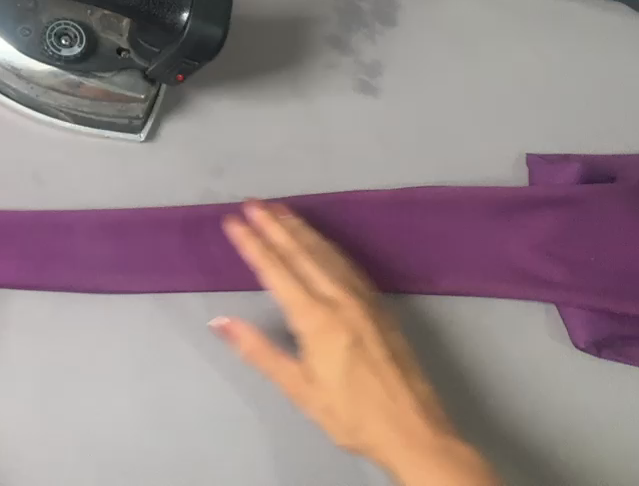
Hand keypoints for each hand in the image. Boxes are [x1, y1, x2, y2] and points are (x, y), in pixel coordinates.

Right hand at [214, 201, 500, 485]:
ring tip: (280, 209)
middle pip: (300, 252)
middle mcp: (339, 299)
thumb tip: (218, 320)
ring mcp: (363, 300)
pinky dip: (327, 245)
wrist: (419, 436)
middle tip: (253, 203)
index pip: (275, 270)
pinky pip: (347, 264)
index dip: (252, 243)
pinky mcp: (380, 307)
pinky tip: (320, 240)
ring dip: (300, 228)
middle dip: (274, 226)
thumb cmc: (352, 416)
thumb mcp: (299, 388)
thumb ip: (258, 350)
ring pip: (326, 253)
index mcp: (315, 318)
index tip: (233, 221)